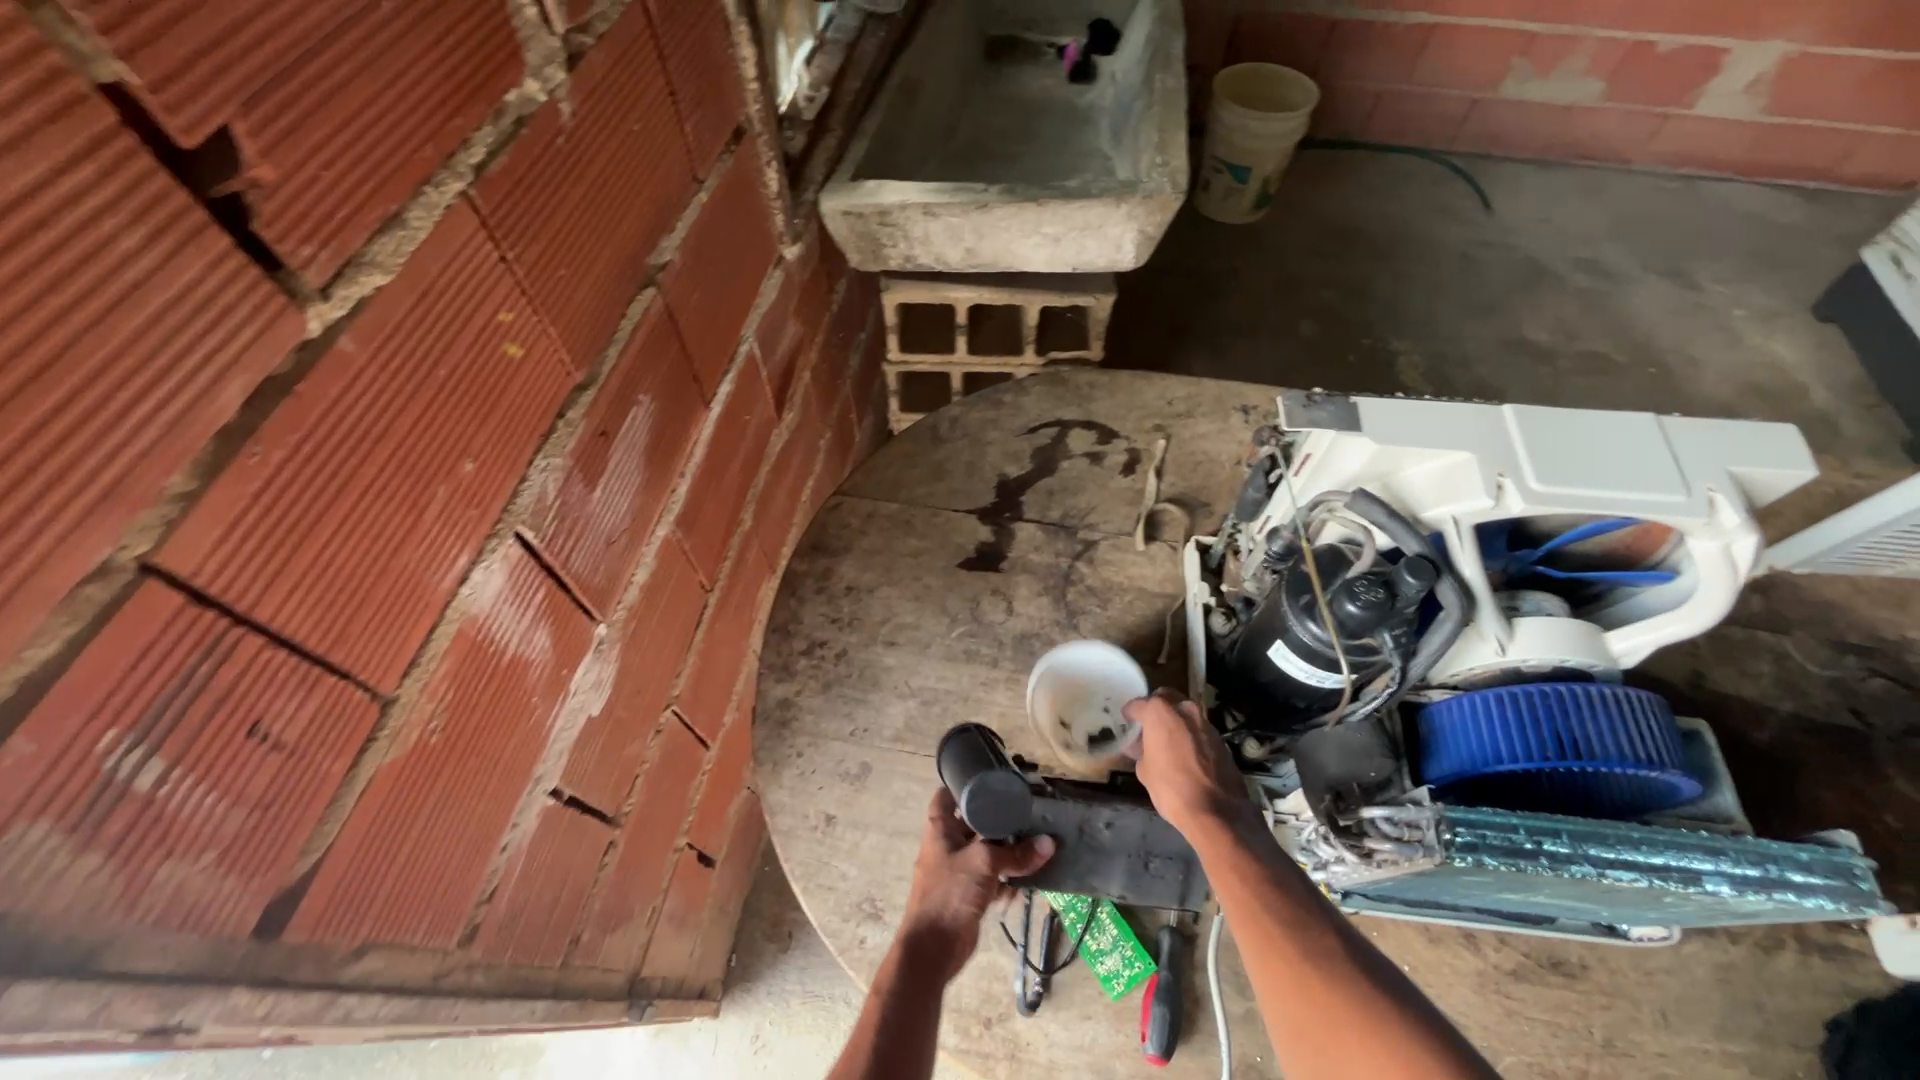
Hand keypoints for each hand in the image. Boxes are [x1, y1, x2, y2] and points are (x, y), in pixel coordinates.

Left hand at [900, 788, 1054, 982]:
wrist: (932, 948)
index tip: (991, 780)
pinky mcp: (967, 895)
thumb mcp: (984, 864)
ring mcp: (957, 872)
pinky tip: (1029, 879)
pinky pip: (991, 880)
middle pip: (972, 825)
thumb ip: (1016, 854)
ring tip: (1035, 845)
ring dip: (1006, 853)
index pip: (946, 796)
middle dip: (997, 822)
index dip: (963, 786)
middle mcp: (946, 846)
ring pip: (985, 854)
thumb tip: (1049, 843)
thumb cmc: (950, 893)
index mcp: (939, 829)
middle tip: (1026, 813)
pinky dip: (1006, 879)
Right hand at [1124, 689, 1254, 839]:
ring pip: (1185, 712)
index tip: (1127, 721)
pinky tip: (1185, 754)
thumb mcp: (1144, 771)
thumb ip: (1141, 751)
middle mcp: (1185, 710)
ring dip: (1175, 721)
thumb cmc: (1171, 788)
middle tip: (1148, 725)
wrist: (1216, 810)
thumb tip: (1139, 746)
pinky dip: (1190, 735)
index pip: (1139, 704)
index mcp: (1160, 713)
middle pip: (1166, 698)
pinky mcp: (1221, 739)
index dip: (1130, 713)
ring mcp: (1206, 723)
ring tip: (1167, 741)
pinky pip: (1199, 729)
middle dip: (1155, 707)